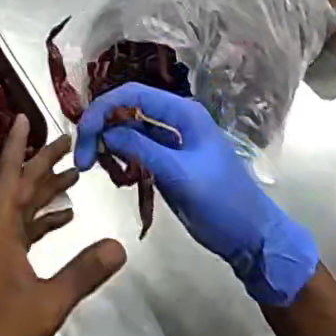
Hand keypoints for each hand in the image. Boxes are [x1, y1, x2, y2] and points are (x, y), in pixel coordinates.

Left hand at [0, 117, 126, 335]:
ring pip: (23, 209)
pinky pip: (25, 232)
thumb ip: (83, 273)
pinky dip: (44, 222)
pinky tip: (64, 221)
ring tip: (74, 175)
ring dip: (46, 191)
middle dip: (42, 163)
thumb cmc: (2, 334)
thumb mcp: (49, 303)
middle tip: (68, 141)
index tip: (24, 116)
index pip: (9, 176)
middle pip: (19, 188)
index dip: (17, 145)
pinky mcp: (3, 269)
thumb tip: (118, 244)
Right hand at [73, 83, 318, 306]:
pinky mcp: (163, 159)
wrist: (254, 241)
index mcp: (184, 113)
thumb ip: (141, 149)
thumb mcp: (181, 176)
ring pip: (124, 129)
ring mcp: (168, 140)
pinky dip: (116, 156)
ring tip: (90, 166)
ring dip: (104, 143)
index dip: (102, 109)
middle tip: (82, 157)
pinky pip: (131, 148)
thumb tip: (105, 133)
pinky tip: (109, 171)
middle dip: (98, 128)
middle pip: (124, 110)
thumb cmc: (225, 205)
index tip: (84, 134)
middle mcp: (174, 119)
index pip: (132, 95)